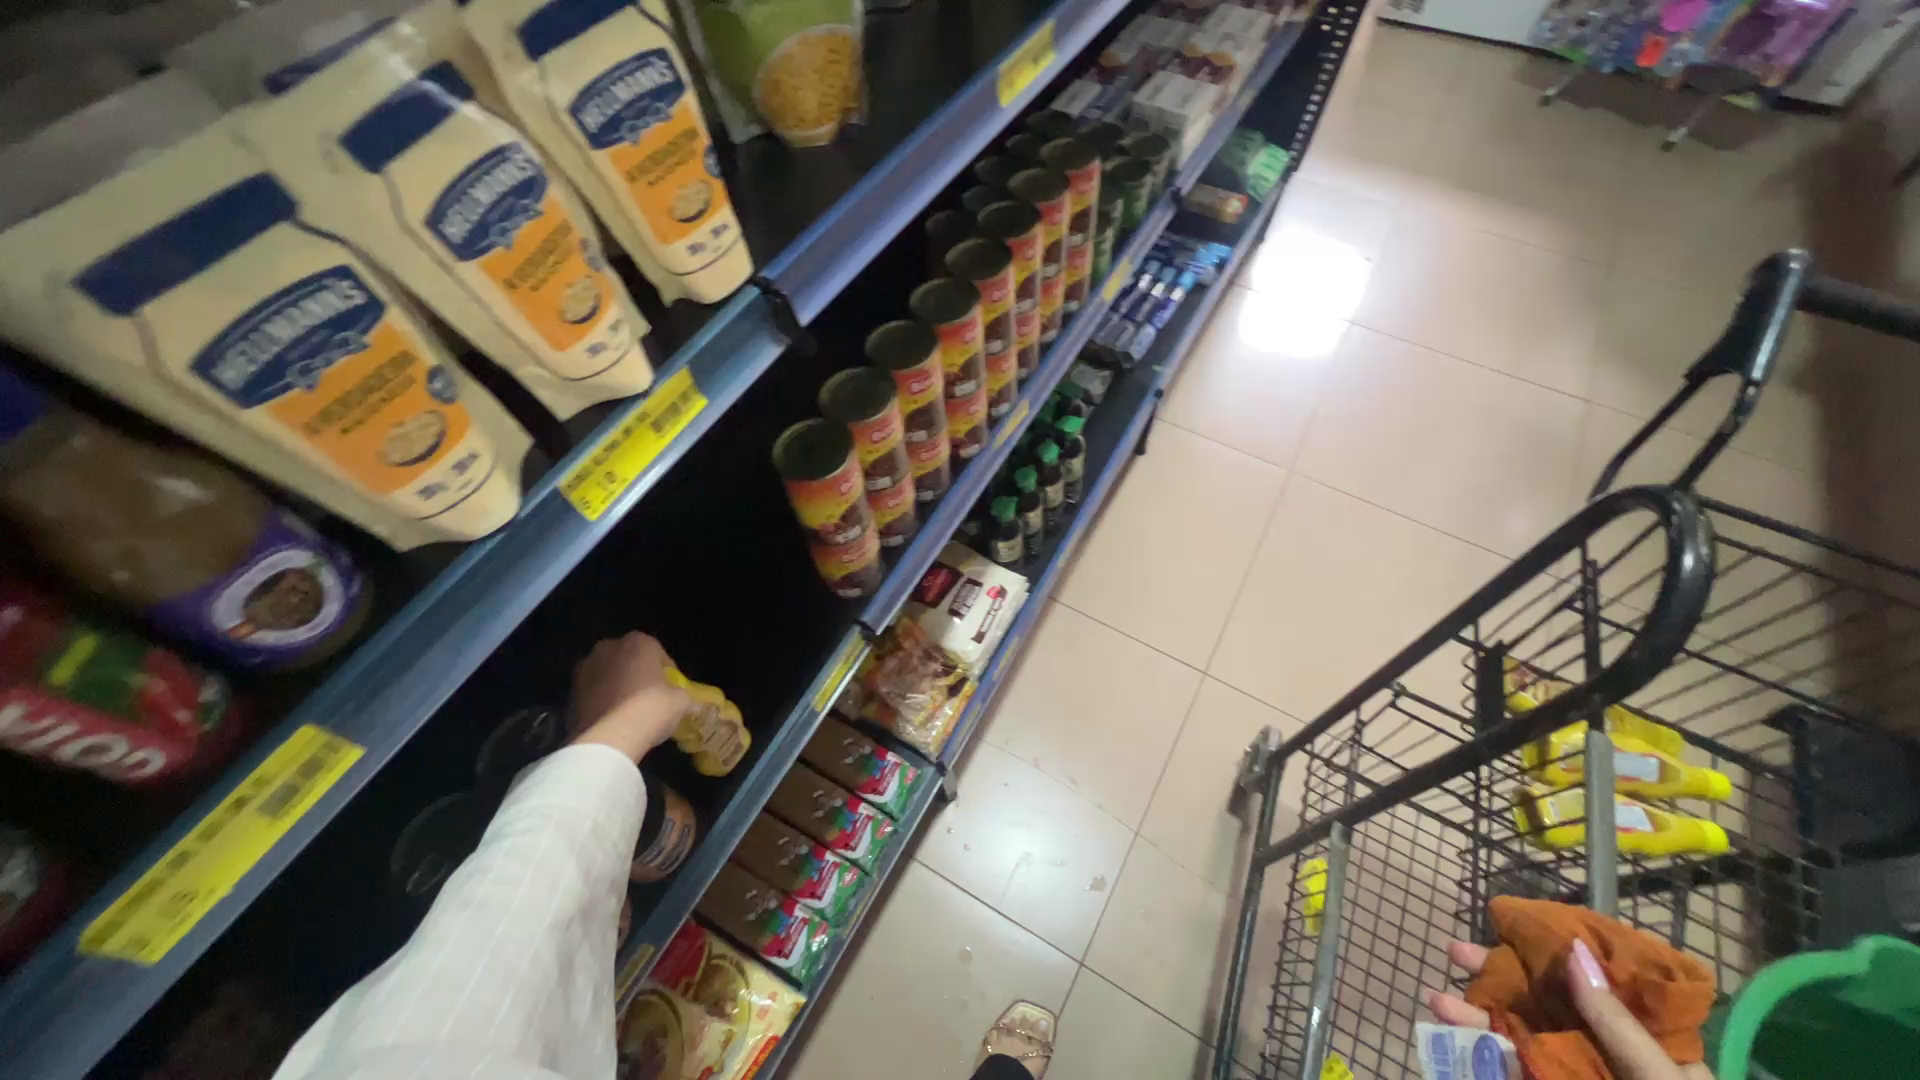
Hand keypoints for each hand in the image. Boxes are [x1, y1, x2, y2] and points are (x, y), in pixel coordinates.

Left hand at [569, 632, 689, 762]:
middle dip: (637, 673)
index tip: (671, 687)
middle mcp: (607, 649)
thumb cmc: (651, 708)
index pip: (657, 651)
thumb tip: (693, 705)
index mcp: (637, 642)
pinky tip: (611, 721)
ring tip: (628, 710)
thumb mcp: (681, 702)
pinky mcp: (569, 694)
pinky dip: (600, 703)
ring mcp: (583, 671)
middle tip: (649, 695)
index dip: (666, 670)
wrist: (609, 737)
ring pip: (606, 675)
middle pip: (627, 659)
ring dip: (615, 686)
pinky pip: (591, 695)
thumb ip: (685, 697)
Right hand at [1426, 939, 1712, 1079]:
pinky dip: (1478, 1053)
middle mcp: (1603, 1051)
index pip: (1597, 982)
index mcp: (1644, 1040)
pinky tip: (1447, 1037)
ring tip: (1436, 1002)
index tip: (1514, 927)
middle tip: (1455, 953)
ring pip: (1519, 1035)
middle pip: (1545, 1002)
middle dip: (1497, 977)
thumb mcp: (1660, 1078)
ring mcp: (1571, 1075)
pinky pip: (1508, 1068)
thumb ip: (1617, 1022)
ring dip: (1475, 1016)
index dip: (1555, 951)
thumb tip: (1574, 949)